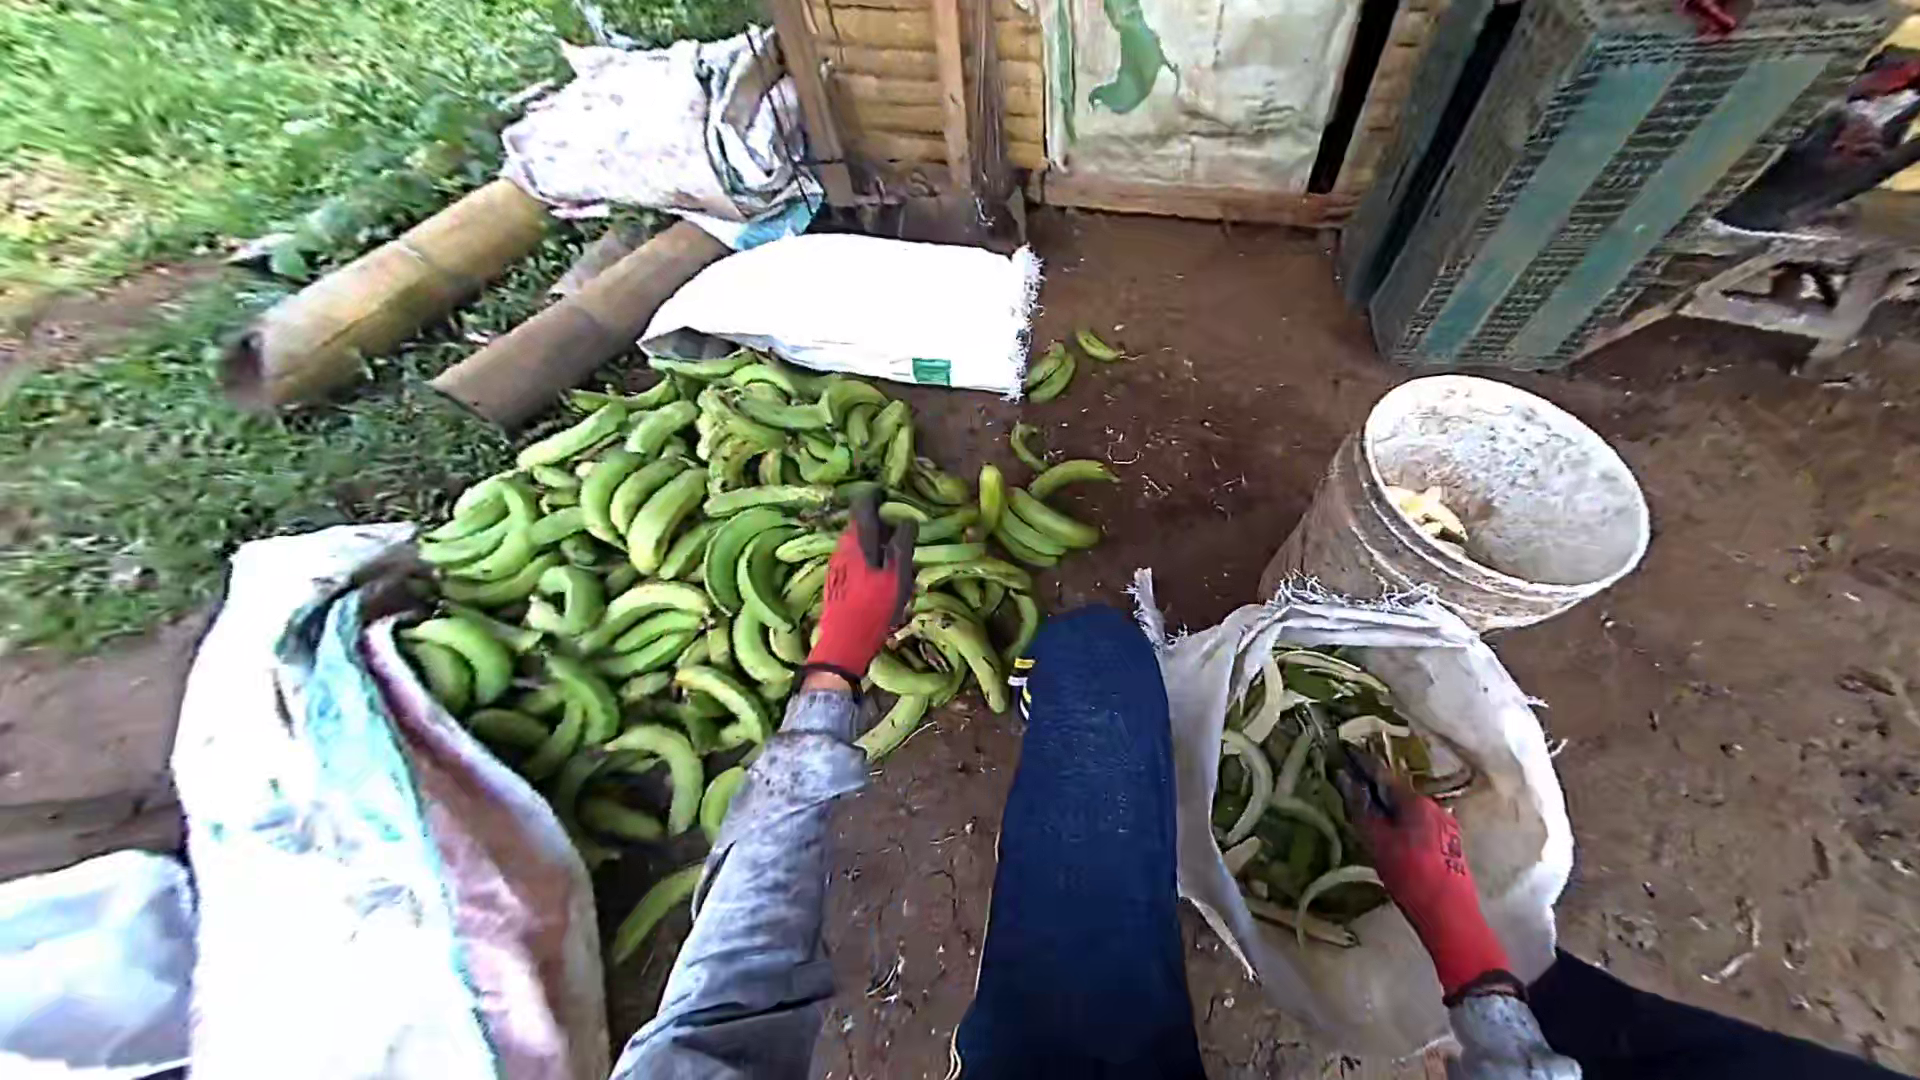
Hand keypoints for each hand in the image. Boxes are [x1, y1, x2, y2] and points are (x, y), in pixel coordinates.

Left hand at [804, 493, 915, 682]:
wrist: (843, 642)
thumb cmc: (874, 607)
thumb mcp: (898, 574)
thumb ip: (902, 543)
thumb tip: (906, 519)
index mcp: (858, 539)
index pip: (863, 503)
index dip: (877, 495)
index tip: (891, 494)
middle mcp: (843, 546)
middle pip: (860, 522)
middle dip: (880, 520)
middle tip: (901, 527)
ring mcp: (836, 563)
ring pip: (857, 541)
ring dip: (875, 541)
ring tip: (895, 553)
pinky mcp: (835, 579)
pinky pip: (854, 557)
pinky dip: (869, 556)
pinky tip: (880, 574)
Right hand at [1337, 752, 1513, 1000]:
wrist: (1452, 919)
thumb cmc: (1409, 876)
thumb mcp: (1376, 839)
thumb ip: (1359, 805)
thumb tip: (1344, 776)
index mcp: (1416, 802)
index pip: (1381, 773)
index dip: (1359, 761)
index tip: (1341, 749)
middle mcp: (1434, 807)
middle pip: (1395, 790)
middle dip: (1372, 786)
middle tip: (1348, 783)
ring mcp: (1446, 825)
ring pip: (1406, 807)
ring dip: (1386, 805)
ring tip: (1365, 809)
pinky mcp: (1449, 842)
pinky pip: (1417, 820)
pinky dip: (1399, 819)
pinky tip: (1387, 830)